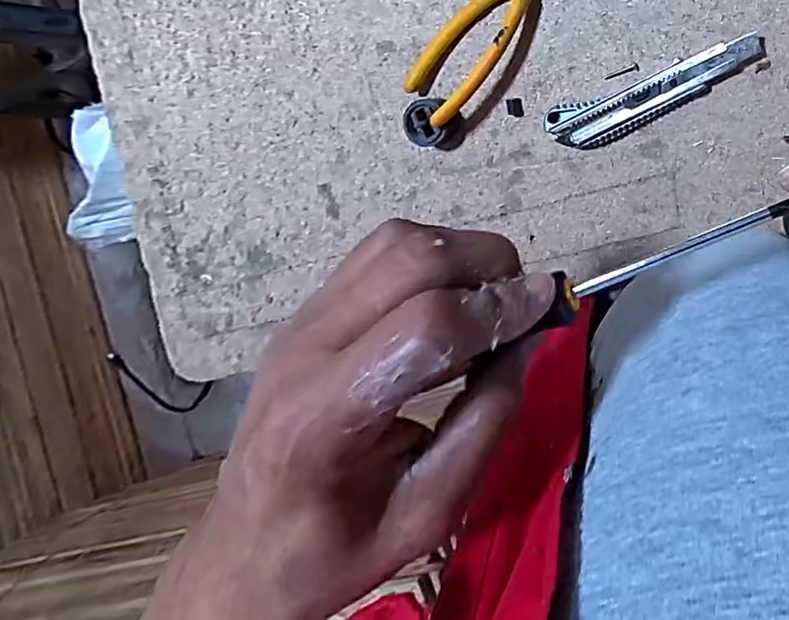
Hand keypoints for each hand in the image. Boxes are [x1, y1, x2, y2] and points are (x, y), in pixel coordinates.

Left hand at [144, 221, 555, 619]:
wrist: (243, 550)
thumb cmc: (335, 547)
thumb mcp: (428, 514)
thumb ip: (487, 421)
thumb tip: (528, 335)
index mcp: (321, 418)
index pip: (425, 325)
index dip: (498, 307)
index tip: (546, 307)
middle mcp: (305, 347)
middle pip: (412, 259)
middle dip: (487, 263)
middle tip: (521, 301)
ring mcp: (304, 316)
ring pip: (399, 239)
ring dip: (463, 252)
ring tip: (488, 297)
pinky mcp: (313, 304)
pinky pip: (385, 248)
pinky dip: (436, 253)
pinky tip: (452, 293)